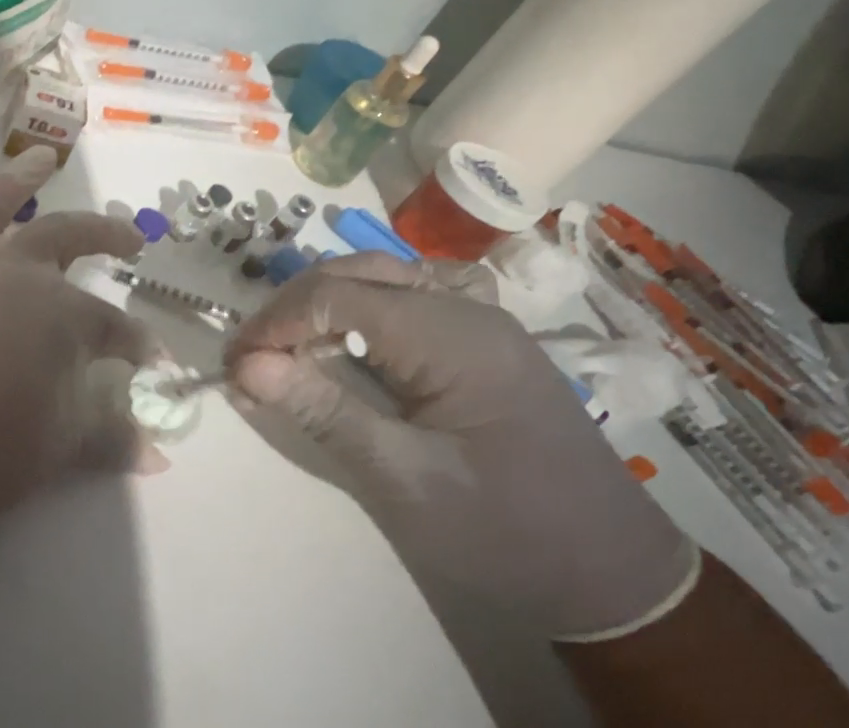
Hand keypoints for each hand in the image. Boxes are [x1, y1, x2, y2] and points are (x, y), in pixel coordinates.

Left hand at [0, 147, 155, 552]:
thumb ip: (109, 438)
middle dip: (100, 233)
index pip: (110, 326)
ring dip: (12, 185)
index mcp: (58, 313)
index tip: (149, 363)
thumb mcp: (62, 448)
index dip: (133, 345)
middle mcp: (7, 279)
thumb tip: (154, 453)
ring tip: (41, 158)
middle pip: (61, 238)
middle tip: (127, 237)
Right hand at [224, 253, 697, 640]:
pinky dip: (363, 312)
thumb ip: (322, 412)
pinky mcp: (484, 344)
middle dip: (294, 307)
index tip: (234, 366)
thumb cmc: (505, 531)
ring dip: (325, 304)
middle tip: (253, 359)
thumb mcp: (404, 479)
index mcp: (452, 336)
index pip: (337, 296)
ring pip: (383, 279)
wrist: (614, 576)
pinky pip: (411, 301)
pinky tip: (349, 346)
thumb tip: (245, 365)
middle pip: (358, 273)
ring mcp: (481, 323)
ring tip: (289, 351)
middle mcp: (468, 310)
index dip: (275, 323)